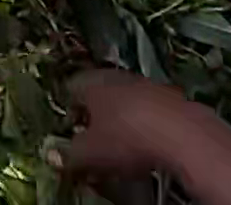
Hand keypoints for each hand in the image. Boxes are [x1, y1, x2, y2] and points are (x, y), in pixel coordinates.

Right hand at [60, 69, 205, 179]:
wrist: (179, 130)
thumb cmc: (125, 136)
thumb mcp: (92, 152)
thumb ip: (70, 153)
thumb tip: (51, 156)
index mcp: (90, 82)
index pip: (70, 88)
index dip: (68, 109)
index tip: (69, 128)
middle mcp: (113, 75)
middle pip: (96, 91)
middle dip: (94, 113)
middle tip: (92, 137)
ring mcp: (141, 82)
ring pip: (122, 97)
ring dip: (119, 115)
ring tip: (119, 140)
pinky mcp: (166, 95)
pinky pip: (145, 107)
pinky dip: (141, 120)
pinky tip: (145, 139)